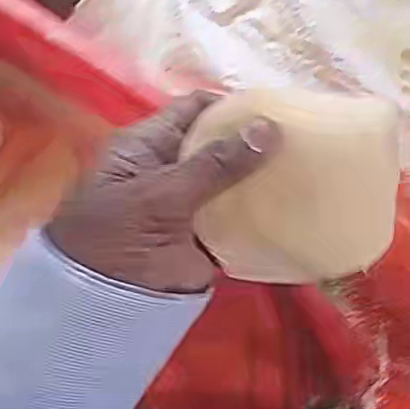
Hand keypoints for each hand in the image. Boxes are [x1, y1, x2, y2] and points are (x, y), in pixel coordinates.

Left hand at [45, 91, 278, 292]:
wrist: (106, 304)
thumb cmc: (118, 235)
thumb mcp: (163, 192)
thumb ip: (217, 163)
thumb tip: (269, 127)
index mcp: (148, 145)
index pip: (193, 110)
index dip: (228, 104)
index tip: (272, 106)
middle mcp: (172, 168)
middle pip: (220, 144)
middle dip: (254, 140)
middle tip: (298, 136)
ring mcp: (193, 202)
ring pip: (235, 179)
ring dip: (262, 175)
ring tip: (303, 164)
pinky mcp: (211, 233)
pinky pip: (243, 214)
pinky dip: (264, 209)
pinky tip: (295, 199)